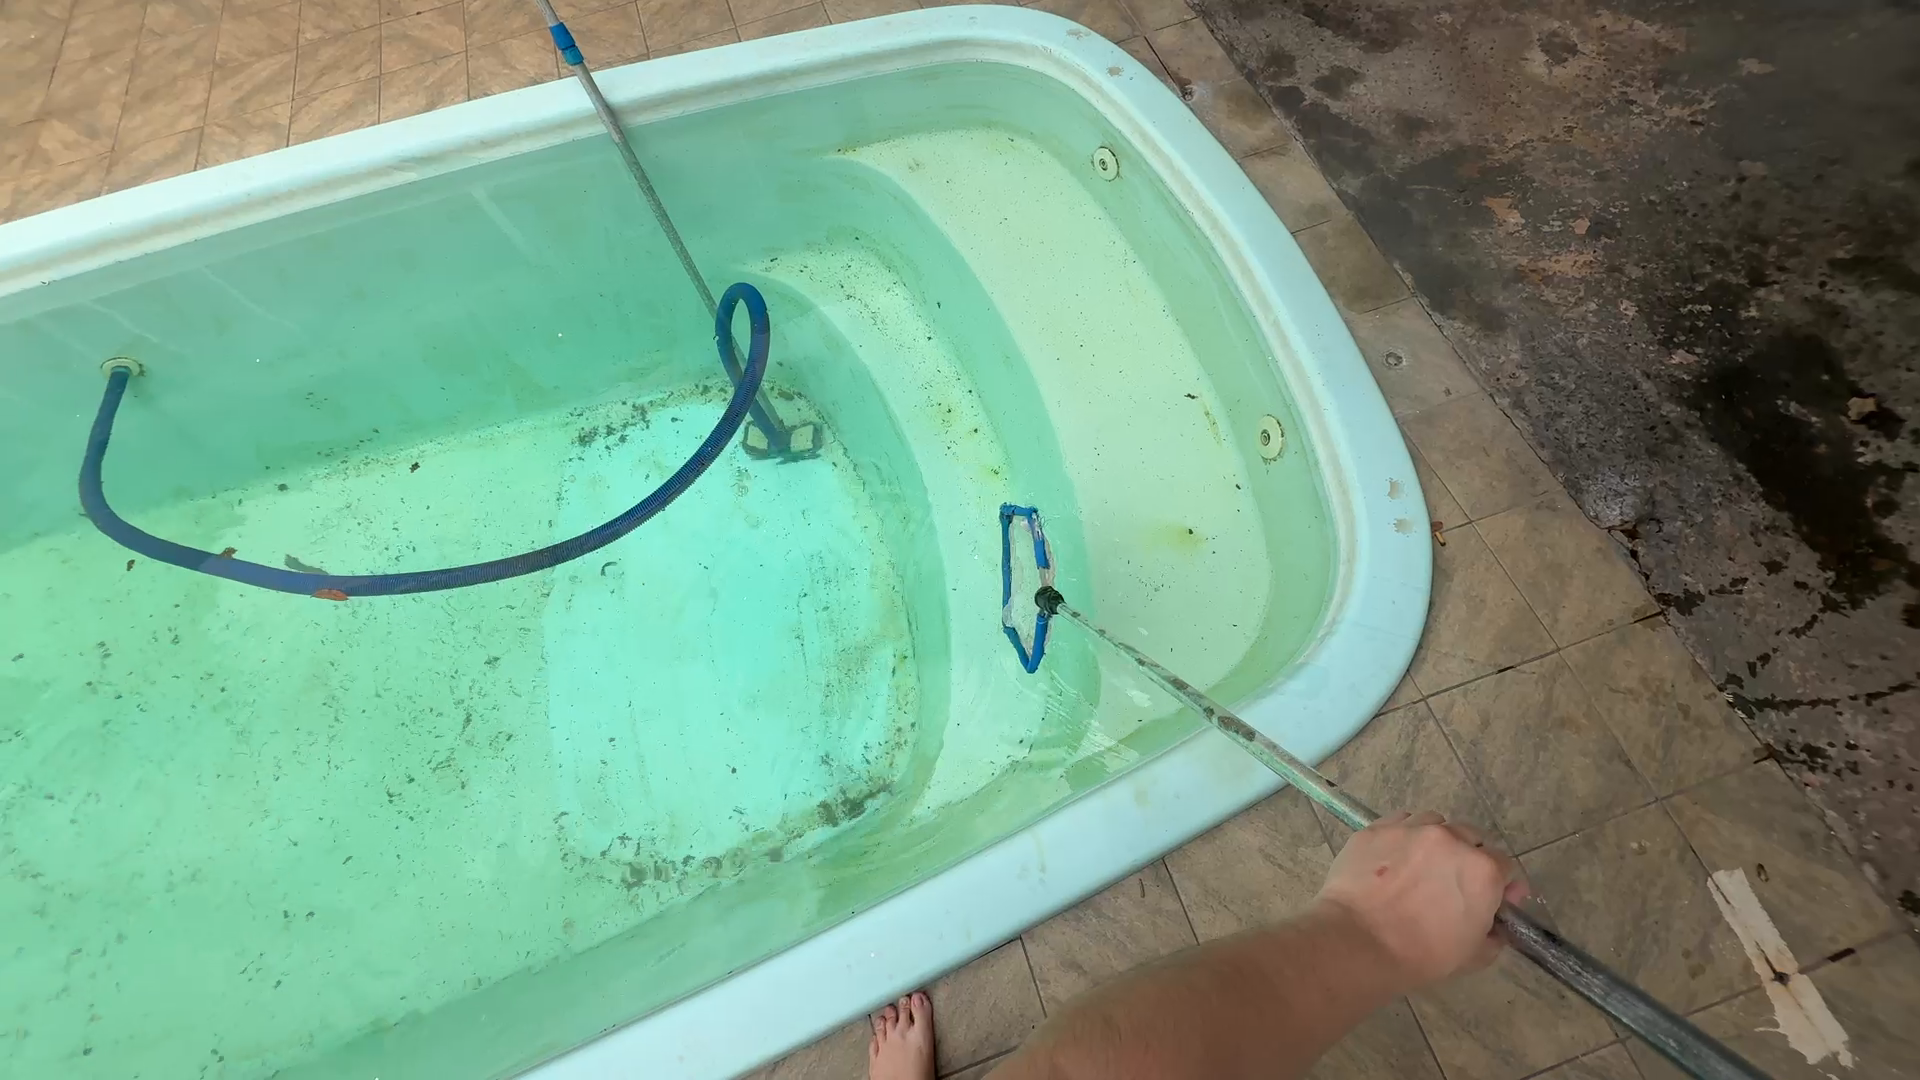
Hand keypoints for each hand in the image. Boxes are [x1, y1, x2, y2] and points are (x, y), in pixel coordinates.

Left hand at [1312, 810, 1526, 991]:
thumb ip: (1494, 928)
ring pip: (1433, 823)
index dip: (1502, 883)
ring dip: (1436, 840)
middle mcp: (1448, 839)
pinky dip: (1405, 834)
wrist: (1360, 937)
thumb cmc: (1424, 952)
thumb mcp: (1477, 952)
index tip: (1494, 898)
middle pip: (1469, 837)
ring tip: (1423, 864)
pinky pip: (1399, 822)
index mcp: (1482, 870)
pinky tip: (1396, 855)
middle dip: (1469, 857)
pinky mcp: (1375, 828)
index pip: (1504, 865)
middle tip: (1454, 881)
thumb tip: (1493, 917)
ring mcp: (1408, 829)